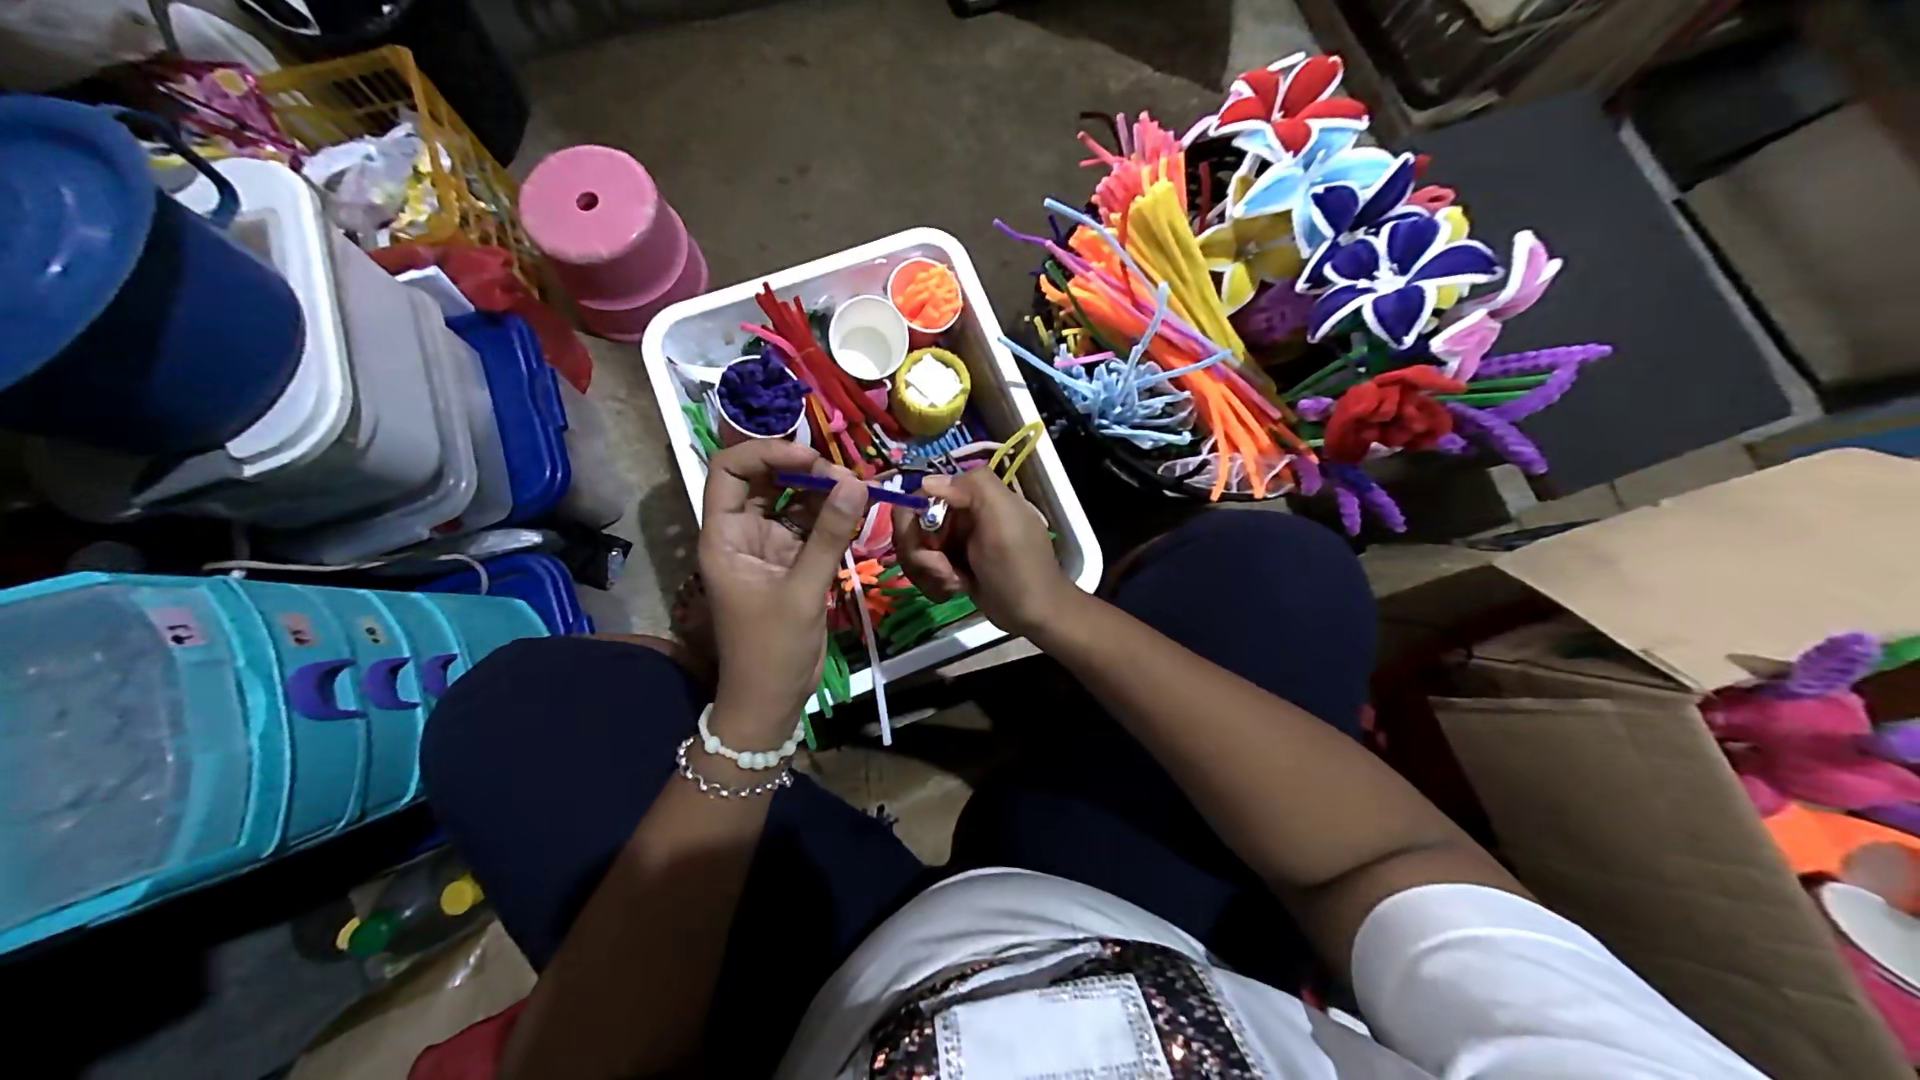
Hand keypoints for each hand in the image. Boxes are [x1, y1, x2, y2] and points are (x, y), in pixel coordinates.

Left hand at [700, 441, 867, 741]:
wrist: (772, 699)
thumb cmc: (772, 648)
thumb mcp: (802, 590)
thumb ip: (829, 535)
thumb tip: (856, 483)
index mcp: (724, 536)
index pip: (729, 470)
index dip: (765, 452)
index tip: (809, 457)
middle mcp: (743, 534)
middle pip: (764, 480)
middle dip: (802, 469)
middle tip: (844, 476)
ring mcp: (769, 547)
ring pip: (791, 500)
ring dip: (821, 491)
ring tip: (856, 490)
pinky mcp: (792, 562)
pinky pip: (810, 526)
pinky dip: (831, 516)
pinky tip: (855, 511)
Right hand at [891, 469, 1080, 638]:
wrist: (1034, 612)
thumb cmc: (1018, 564)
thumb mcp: (1003, 517)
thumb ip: (973, 486)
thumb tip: (927, 481)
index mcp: (974, 496)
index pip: (923, 492)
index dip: (916, 516)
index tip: (928, 541)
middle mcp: (960, 515)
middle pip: (912, 523)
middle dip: (920, 552)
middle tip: (943, 570)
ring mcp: (954, 542)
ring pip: (914, 549)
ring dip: (929, 571)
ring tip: (954, 583)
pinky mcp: (950, 567)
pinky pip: (922, 569)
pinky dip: (934, 582)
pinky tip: (955, 589)